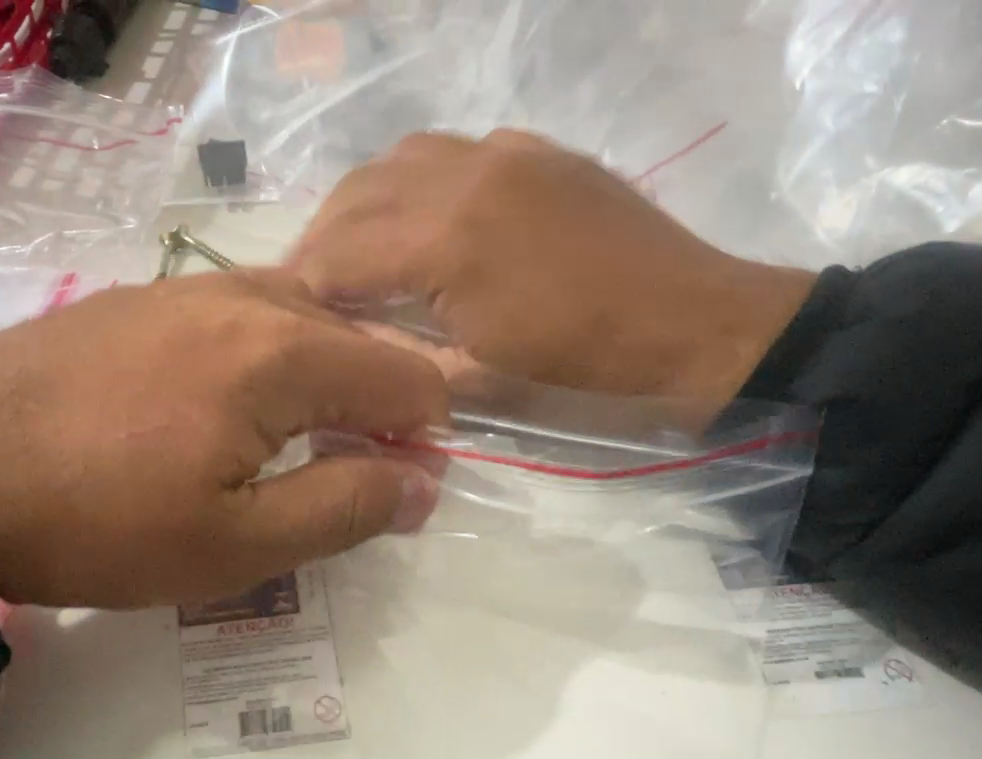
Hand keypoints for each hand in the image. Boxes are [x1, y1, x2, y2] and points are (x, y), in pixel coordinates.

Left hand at [0, 271, 447, 608]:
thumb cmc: (96, 524)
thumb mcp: (235, 546)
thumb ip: (343, 508)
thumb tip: (423, 482)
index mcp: (283, 351)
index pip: (408, 376)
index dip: (425, 438)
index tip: (397, 491)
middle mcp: (245, 296)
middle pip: (358, 337)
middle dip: (378, 405)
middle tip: (347, 477)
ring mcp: (183, 288)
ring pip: (298, 321)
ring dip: (322, 381)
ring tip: (290, 449)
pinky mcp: (137, 300)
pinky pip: (239, 318)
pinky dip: (265, 361)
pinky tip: (225, 409)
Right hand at [288, 130, 816, 408]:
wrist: (697, 330)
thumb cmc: (585, 374)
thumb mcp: (480, 385)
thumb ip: (400, 357)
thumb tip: (345, 346)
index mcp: (447, 241)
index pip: (338, 253)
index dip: (302, 287)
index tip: (284, 317)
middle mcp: (466, 176)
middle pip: (356, 195)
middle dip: (319, 242)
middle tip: (308, 290)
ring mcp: (507, 153)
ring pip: (399, 158)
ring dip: (363, 205)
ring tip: (357, 253)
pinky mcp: (540, 152)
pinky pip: (454, 150)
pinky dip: (418, 182)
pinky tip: (426, 221)